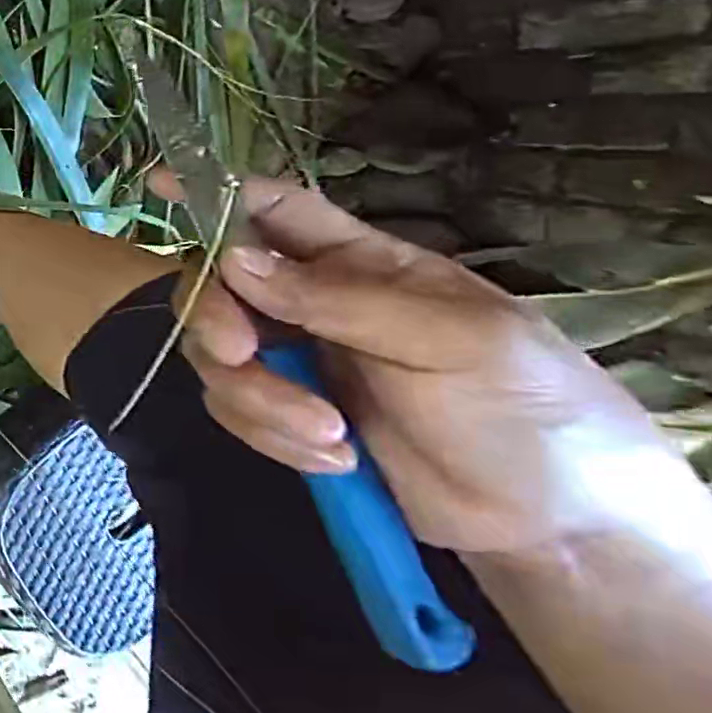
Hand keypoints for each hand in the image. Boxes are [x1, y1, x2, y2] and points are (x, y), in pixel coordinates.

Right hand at [162, 170, 704, 555]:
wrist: (553, 531)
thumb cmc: (528, 411)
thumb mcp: (451, 341)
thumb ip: (338, 298)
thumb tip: (234, 260)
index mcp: (356, 262)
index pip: (274, 209)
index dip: (216, 190)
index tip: (159, 181)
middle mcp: (307, 301)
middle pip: (215, 283)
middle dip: (215, 318)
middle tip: (238, 352)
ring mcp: (291, 358)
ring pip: (213, 352)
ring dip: (255, 396)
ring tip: (328, 435)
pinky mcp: (280, 414)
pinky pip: (229, 407)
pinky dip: (268, 434)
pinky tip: (333, 459)